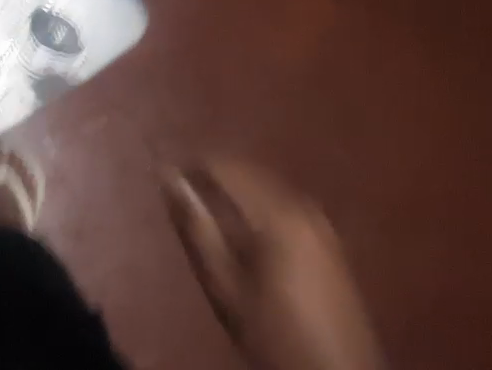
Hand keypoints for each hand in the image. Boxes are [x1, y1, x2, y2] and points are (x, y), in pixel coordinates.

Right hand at [163, 161, 384, 369]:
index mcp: (276, 214)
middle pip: (246, 170)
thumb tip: (166, 175)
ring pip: (264, 183)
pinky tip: (241, 223)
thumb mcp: (222, 281)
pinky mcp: (328, 239)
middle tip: (179, 190)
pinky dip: (255, 201)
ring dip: (232, 187)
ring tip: (205, 206)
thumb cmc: (269, 329)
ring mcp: (321, 223)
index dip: (188, 163)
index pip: (222, 165)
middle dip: (210, 174)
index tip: (162, 172)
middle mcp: (302, 207)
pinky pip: (281, 200)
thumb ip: (194, 223)